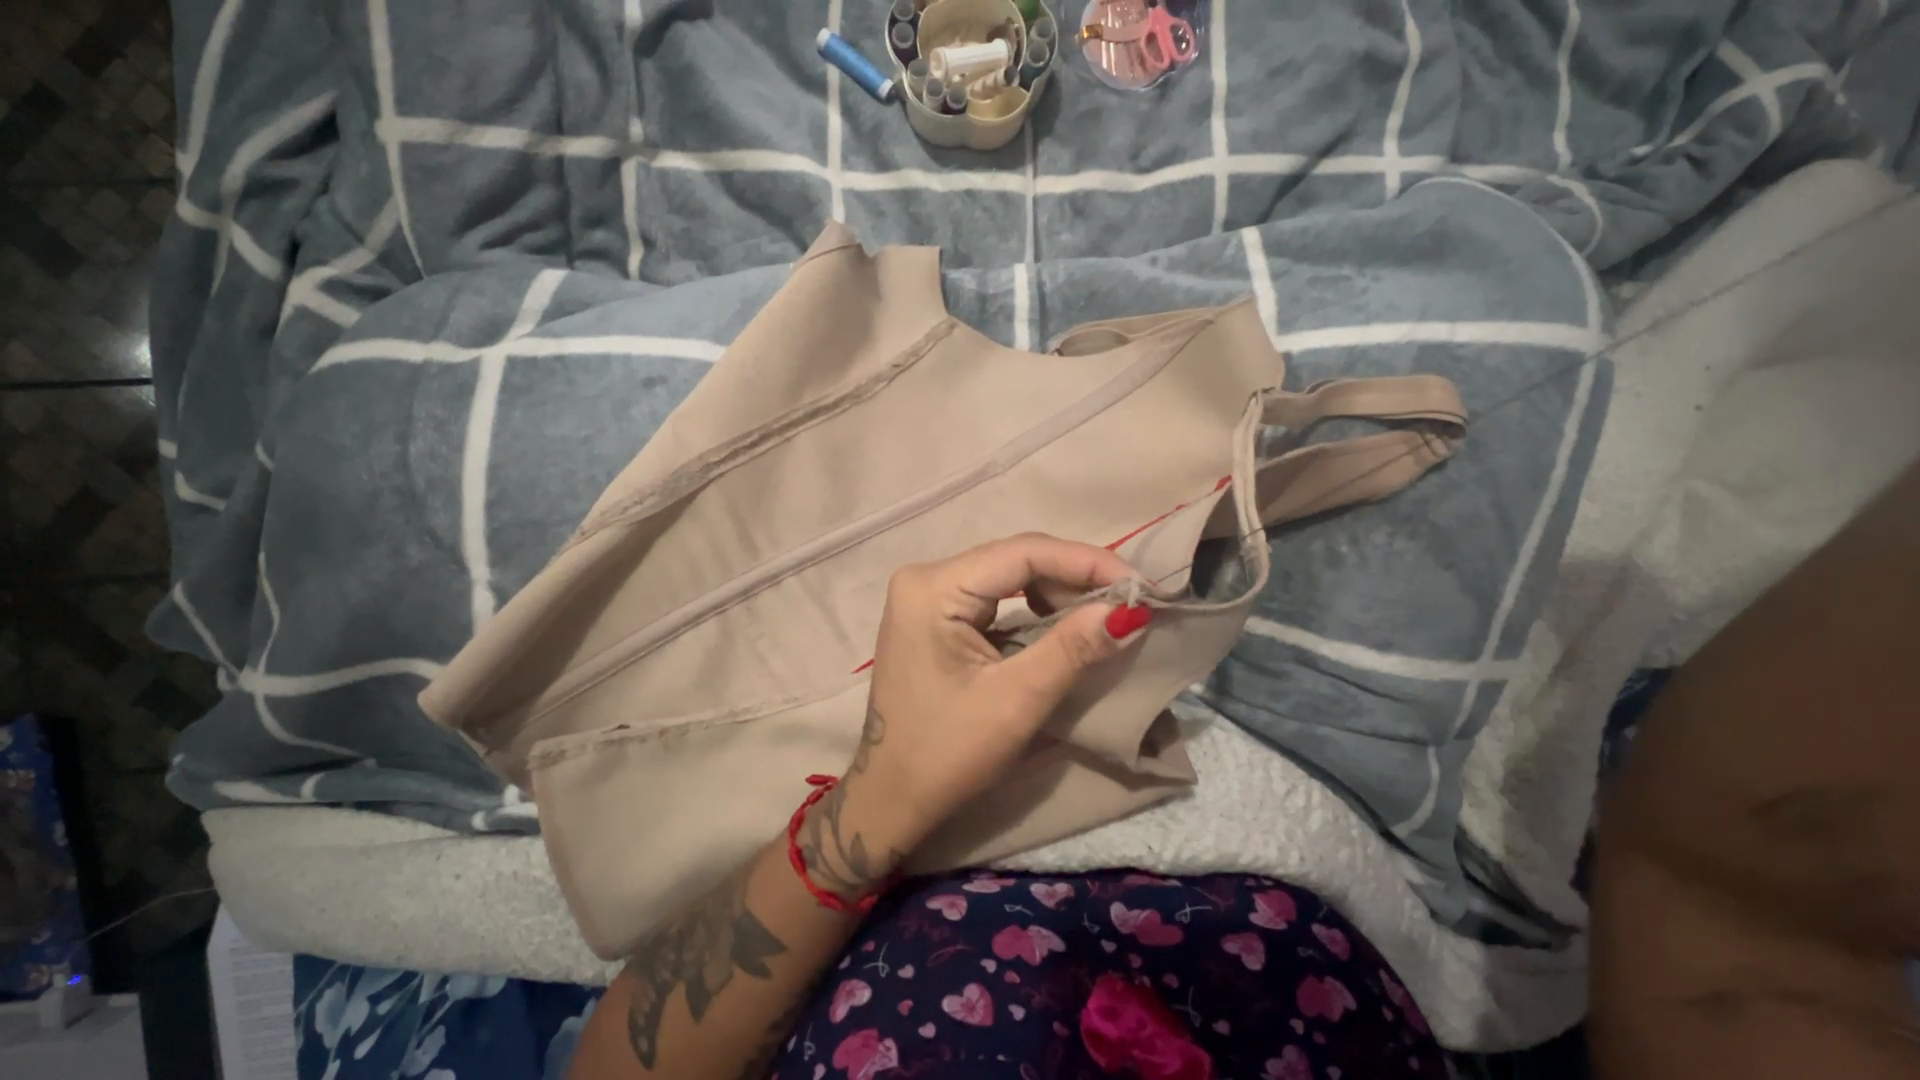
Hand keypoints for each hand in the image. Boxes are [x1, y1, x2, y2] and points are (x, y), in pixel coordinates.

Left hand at [844, 533, 1152, 844]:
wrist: (894, 797)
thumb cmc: (948, 753)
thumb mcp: (1017, 699)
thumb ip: (1073, 647)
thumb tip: (1131, 609)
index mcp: (933, 588)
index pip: (1023, 553)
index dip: (1088, 562)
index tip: (1141, 586)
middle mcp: (926, 579)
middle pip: (1016, 559)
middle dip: (1077, 577)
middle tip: (1132, 602)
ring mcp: (927, 597)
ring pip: (1010, 576)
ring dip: (1060, 593)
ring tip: (1108, 614)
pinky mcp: (936, 617)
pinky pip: (997, 598)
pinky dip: (1037, 609)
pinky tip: (1069, 623)